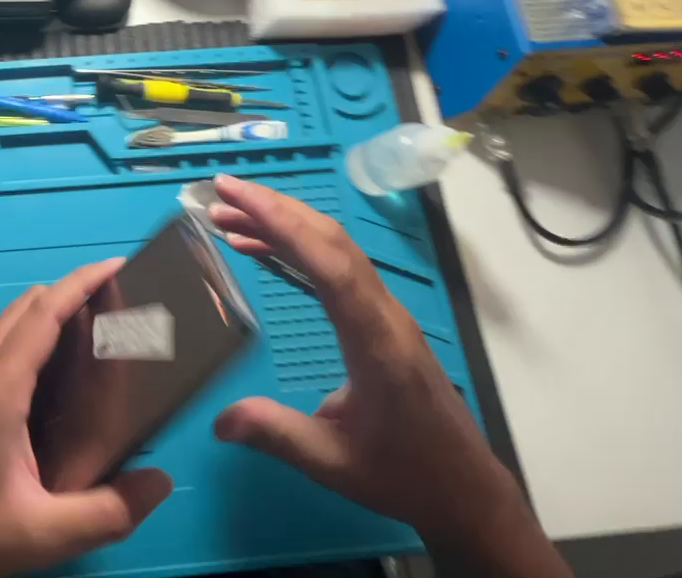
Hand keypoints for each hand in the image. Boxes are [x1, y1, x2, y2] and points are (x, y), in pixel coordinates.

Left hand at [0, 260, 172, 577]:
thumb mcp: (40, 535)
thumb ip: (106, 512)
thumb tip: (161, 482)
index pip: (44, 312)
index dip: (81, 282)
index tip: (115, 264)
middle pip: (27, 306)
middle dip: (71, 293)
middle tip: (115, 303)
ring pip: (8, 321)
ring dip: (47, 313)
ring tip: (89, 331)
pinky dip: (26, 334)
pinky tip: (46, 368)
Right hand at [206, 175, 566, 574]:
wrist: (464, 490)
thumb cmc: (404, 474)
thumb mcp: (334, 463)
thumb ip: (276, 434)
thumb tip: (217, 421)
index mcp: (375, 341)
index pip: (329, 264)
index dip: (282, 223)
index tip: (237, 195)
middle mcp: (382, 313)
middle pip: (329, 240)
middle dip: (273, 207)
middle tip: (219, 191)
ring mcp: (383, 311)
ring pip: (332, 247)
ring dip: (281, 223)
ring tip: (226, 215)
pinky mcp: (377, 317)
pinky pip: (333, 265)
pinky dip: (293, 247)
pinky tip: (258, 248)